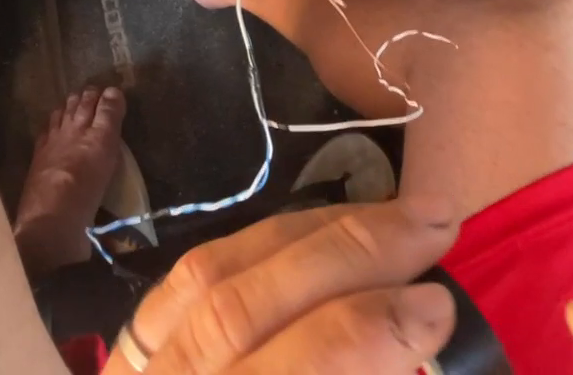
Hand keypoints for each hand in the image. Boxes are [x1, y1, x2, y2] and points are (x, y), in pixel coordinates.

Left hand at [106, 198, 459, 373]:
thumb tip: (425, 342)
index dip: (359, 334)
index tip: (438, 306)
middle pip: (241, 309)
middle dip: (352, 255)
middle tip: (438, 224)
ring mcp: (136, 372)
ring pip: (216, 272)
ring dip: (317, 232)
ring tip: (399, 213)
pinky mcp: (134, 348)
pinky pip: (194, 271)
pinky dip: (266, 240)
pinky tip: (323, 226)